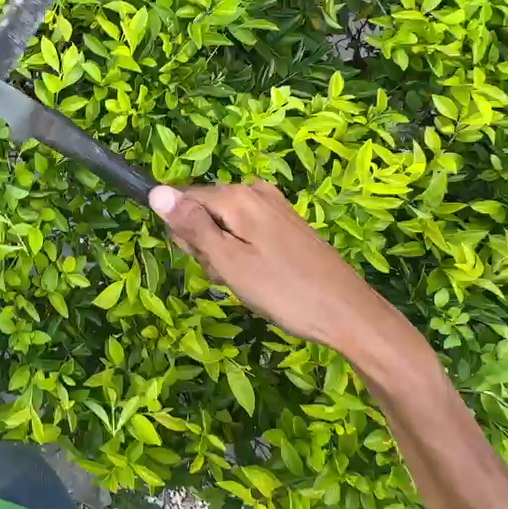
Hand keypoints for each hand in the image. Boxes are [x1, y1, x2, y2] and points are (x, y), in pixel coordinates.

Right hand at [149, 182, 418, 363]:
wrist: (352, 317)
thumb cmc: (285, 292)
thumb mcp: (229, 263)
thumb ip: (191, 226)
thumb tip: (154, 191)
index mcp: (236, 196)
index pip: (182, 200)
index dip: (184, 234)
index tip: (204, 262)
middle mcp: (254, 191)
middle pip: (203, 210)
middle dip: (206, 243)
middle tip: (229, 275)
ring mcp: (273, 205)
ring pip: (224, 223)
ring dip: (225, 252)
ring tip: (248, 281)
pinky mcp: (287, 222)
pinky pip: (246, 229)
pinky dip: (245, 252)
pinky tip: (261, 277)